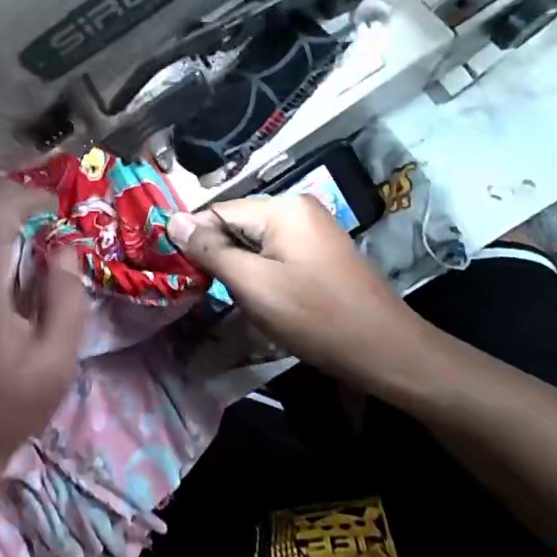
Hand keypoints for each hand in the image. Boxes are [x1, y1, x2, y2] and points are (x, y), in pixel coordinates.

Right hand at [168, 195, 426, 387]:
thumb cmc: (316, 317)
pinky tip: (262, 300)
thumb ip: (211, 251)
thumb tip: (172, 219)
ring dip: (239, 268)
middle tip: (203, 291)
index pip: (219, 211)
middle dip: (218, 256)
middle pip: (238, 224)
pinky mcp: (321, 252)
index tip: (175, 271)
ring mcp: (314, 229)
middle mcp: (298, 208)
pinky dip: (262, 273)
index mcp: (283, 207)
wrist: (384, 349)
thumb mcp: (254, 285)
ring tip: (231, 299)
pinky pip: (277, 252)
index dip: (194, 240)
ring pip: (256, 241)